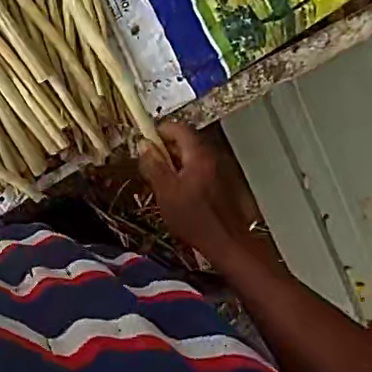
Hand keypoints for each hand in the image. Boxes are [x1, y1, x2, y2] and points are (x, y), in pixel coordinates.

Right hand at [137, 122, 263, 258]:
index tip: (146, 141)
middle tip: (151, 164)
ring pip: (193, 156)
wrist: (226, 243)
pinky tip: (179, 193)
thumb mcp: (165, 191)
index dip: (160, 131)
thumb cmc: (194, 218)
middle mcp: (213, 156)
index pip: (179, 128)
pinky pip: (201, 169)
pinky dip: (187, 173)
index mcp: (198, 154)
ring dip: (176, 163)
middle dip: (166, 149)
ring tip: (163, 181)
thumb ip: (153, 165)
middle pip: (186, 141)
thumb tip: (144, 146)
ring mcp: (220, 169)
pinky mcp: (223, 183)